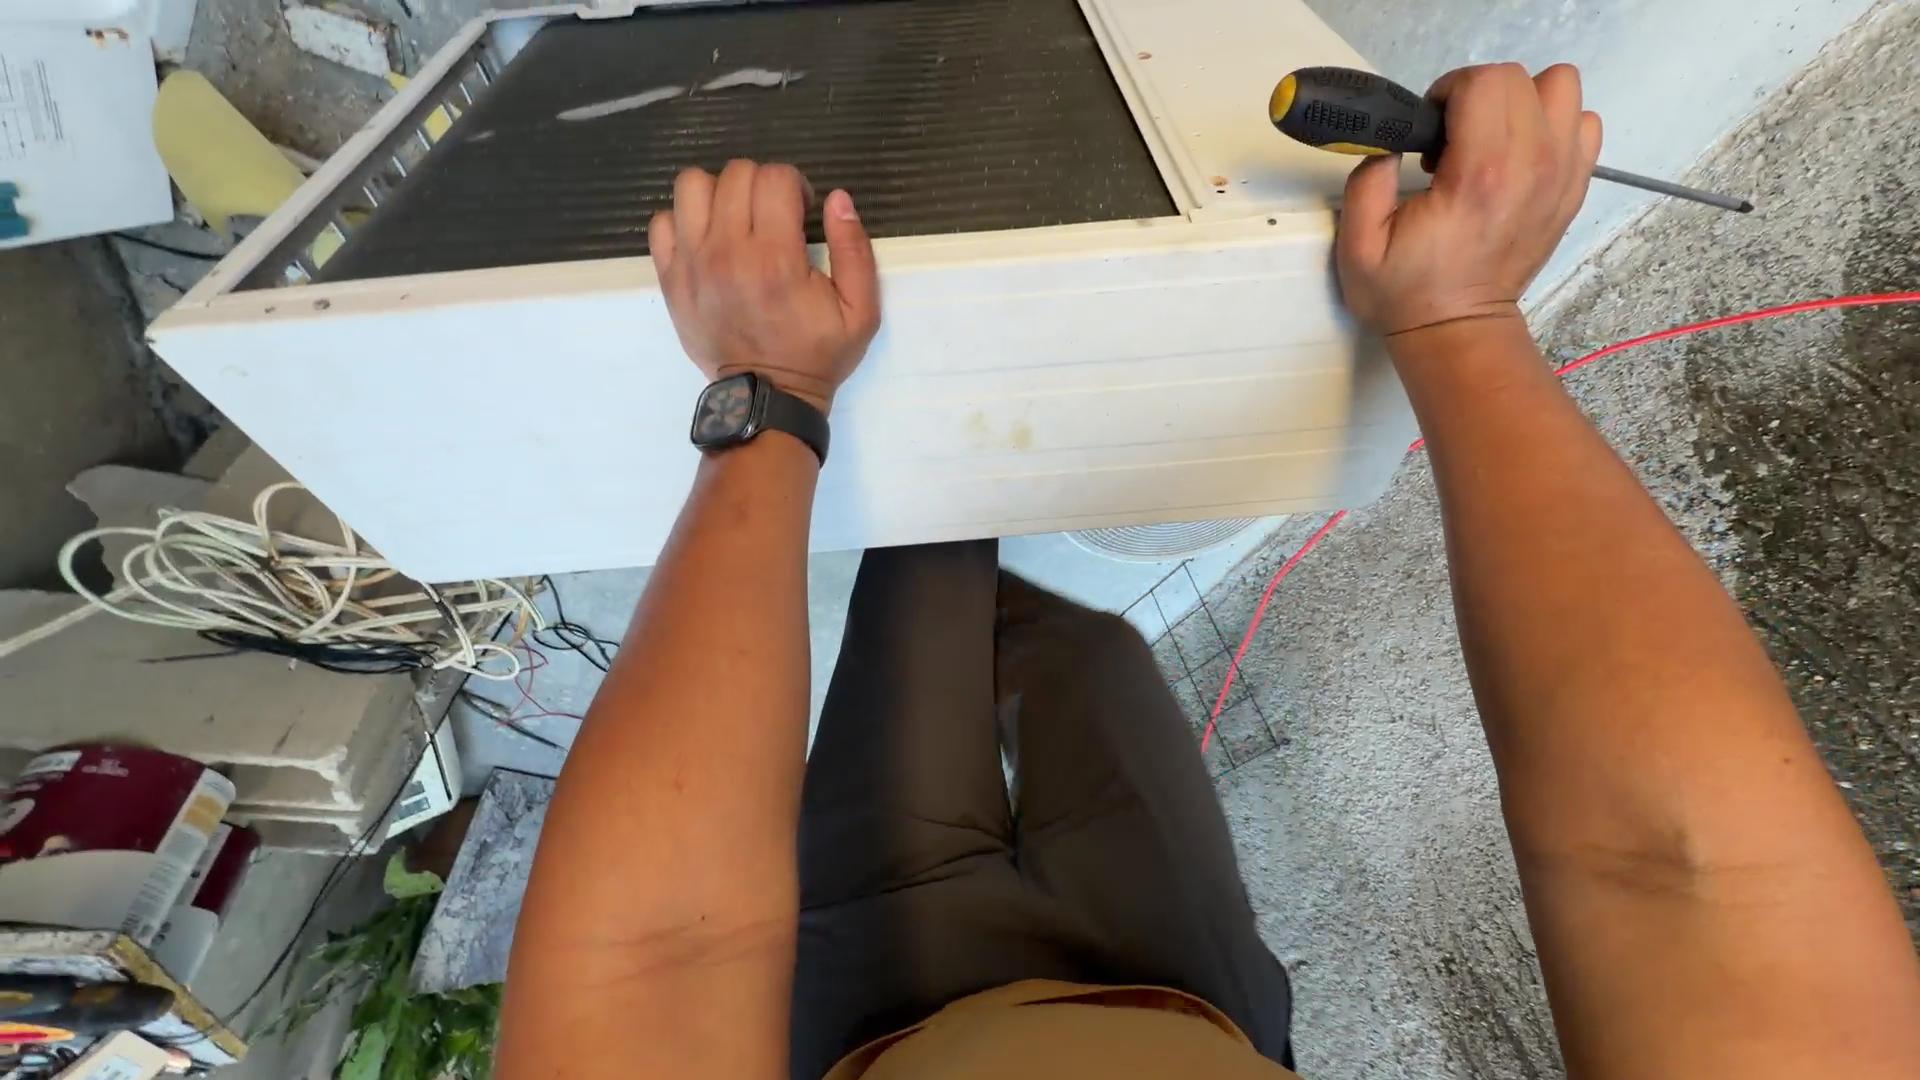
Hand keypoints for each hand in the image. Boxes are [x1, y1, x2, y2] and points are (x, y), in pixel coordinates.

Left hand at [649, 160, 880, 412]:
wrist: (769, 398)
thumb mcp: (861, 313)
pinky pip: (663, 221)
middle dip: (762, 186)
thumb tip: (837, 199)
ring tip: (737, 221)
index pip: (776, 178)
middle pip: (736, 174)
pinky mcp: (671, 279)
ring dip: (720, 194)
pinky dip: (685, 221)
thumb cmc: (818, 355)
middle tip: (774, 219)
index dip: (796, 186)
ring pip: (693, 186)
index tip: (802, 213)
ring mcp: (692, 264)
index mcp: (776, 258)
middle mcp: (728, 252)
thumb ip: (855, 252)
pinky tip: (708, 241)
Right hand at [1336, 63, 1601, 338]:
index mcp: (1478, 175)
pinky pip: (1581, 122)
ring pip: (1559, 90)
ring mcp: (1561, 174)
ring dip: (1518, 105)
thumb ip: (1367, 182)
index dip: (1446, 93)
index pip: (1483, 84)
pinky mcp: (1572, 186)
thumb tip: (1388, 143)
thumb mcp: (1358, 246)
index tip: (1426, 128)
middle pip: (1521, 79)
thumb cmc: (1403, 292)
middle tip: (1448, 140)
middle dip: (1477, 97)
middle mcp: (1531, 165)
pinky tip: (1514, 158)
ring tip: (1485, 143)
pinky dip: (1549, 126)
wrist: (1455, 329)